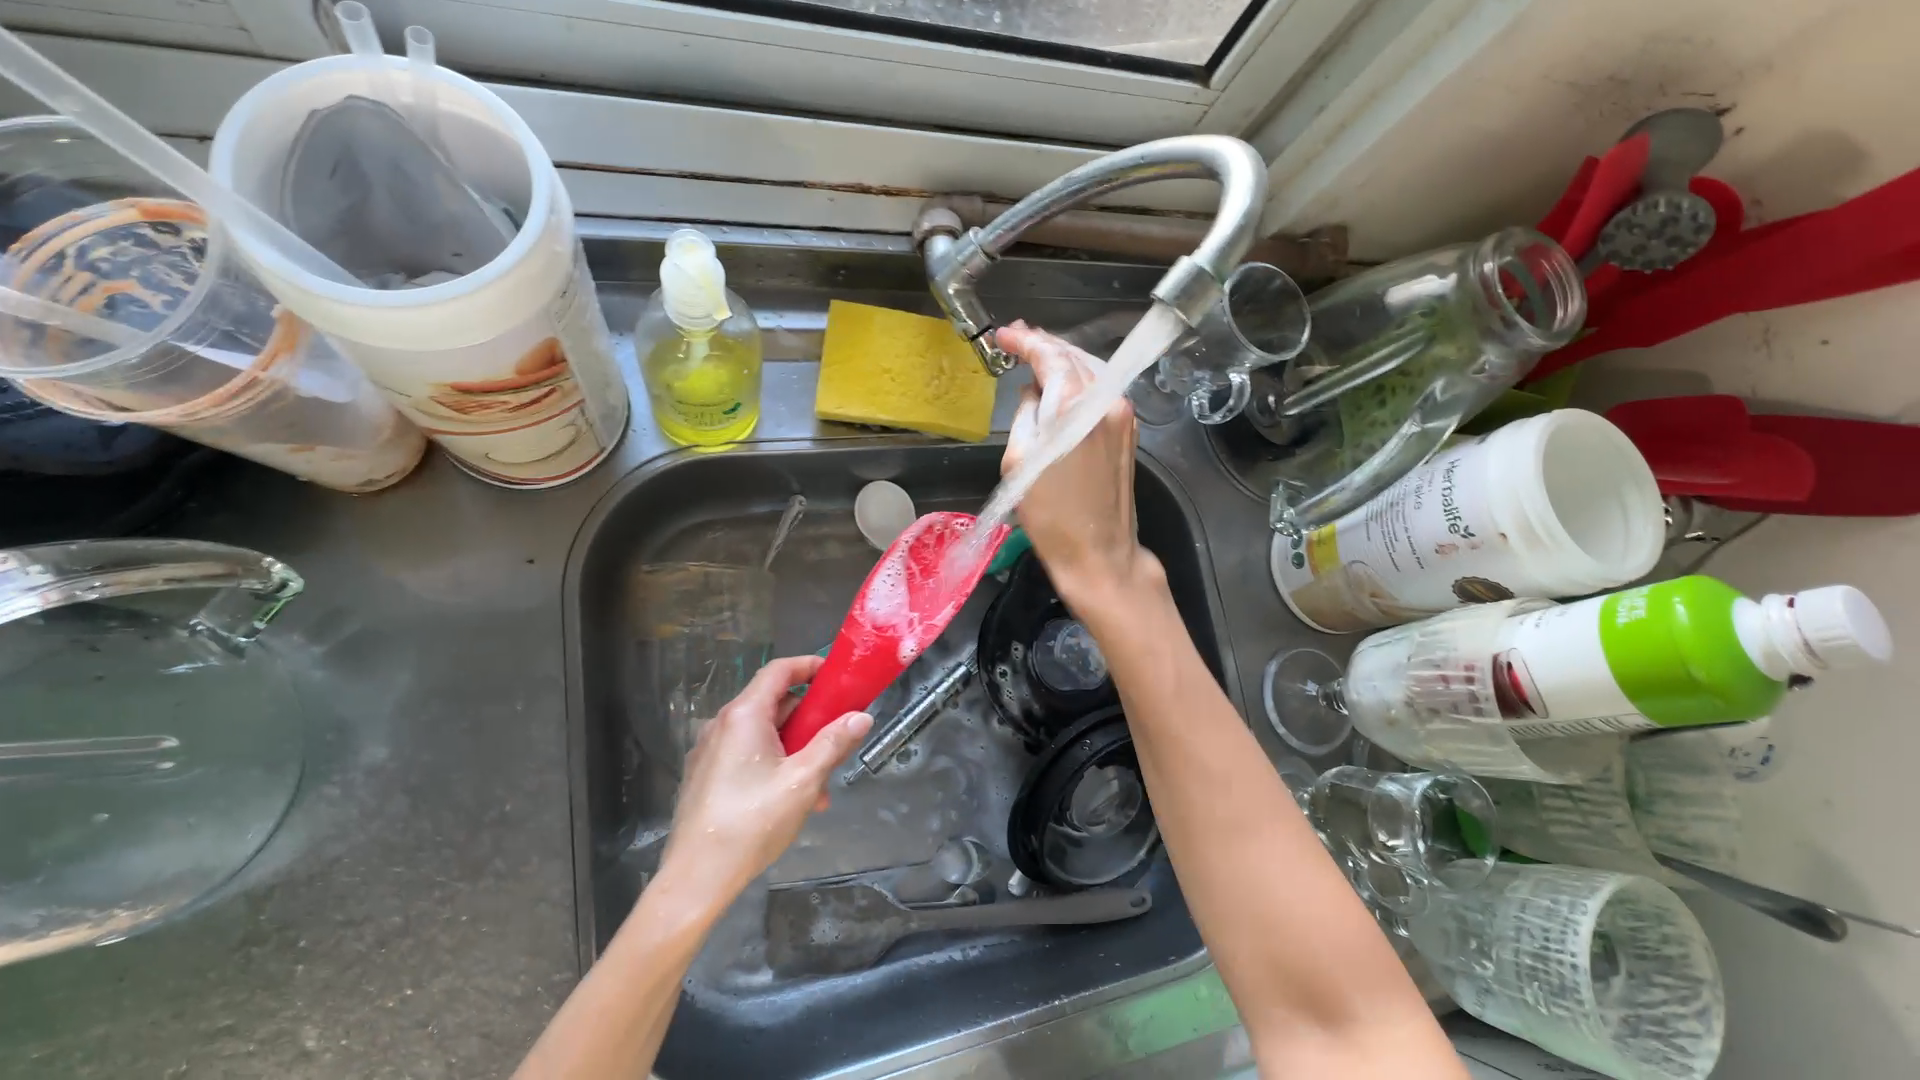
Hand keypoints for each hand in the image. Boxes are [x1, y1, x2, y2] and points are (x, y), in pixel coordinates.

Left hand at [656, 655, 872, 908]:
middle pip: (773, 704)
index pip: (779, 670)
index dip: (809, 666)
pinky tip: (791, 801)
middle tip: (837, 741)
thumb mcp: (803, 781)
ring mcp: (709, 751)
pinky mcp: (705, 776)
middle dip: (810, 721)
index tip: (837, 677)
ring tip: (819, 787)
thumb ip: (833, 743)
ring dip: (796, 750)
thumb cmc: (753, 822)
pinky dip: (774, 765)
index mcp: (744, 715)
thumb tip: (861, 716)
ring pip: (763, 735)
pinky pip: (746, 756)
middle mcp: (722, 724)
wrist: (697, 875)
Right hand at [995, 323, 1162, 607]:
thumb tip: (1034, 393)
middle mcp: (1106, 400)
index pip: (1049, 355)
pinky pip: (1100, 392)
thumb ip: (1026, 414)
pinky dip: (1079, 381)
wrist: (1099, 554)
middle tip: (1016, 339)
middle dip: (1044, 345)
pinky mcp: (1128, 432)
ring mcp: (1122, 416)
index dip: (1024, 341)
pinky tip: (1060, 385)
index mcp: (1075, 404)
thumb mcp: (1019, 461)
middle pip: (1073, 356)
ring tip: (1034, 357)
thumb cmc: (1051, 516)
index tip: (1003, 336)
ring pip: (1090, 370)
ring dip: (1062, 361)